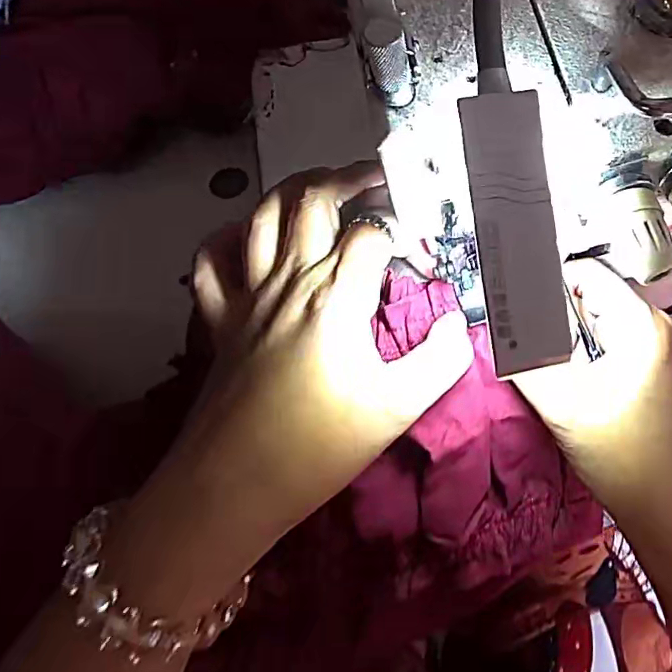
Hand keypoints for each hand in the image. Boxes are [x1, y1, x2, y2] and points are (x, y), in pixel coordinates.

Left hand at [170, 164, 472, 536]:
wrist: (226, 494)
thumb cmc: (317, 447)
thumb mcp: (398, 408)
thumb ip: (442, 358)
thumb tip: (457, 323)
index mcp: (334, 297)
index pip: (373, 232)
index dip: (405, 230)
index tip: (423, 250)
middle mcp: (290, 282)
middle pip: (313, 199)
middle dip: (352, 177)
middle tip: (382, 179)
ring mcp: (249, 297)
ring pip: (263, 214)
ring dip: (298, 189)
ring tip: (330, 187)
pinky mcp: (222, 320)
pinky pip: (213, 260)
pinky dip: (233, 235)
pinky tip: (257, 236)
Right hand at [512, 258, 671, 518]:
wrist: (662, 500)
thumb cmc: (627, 458)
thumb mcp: (564, 401)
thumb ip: (528, 356)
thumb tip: (503, 323)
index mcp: (643, 323)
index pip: (586, 271)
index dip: (546, 283)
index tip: (519, 302)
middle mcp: (656, 324)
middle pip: (591, 292)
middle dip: (558, 316)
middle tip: (542, 351)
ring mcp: (656, 342)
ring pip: (596, 315)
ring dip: (571, 336)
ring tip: (565, 372)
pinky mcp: (650, 360)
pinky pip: (608, 336)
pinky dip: (586, 350)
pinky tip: (581, 381)